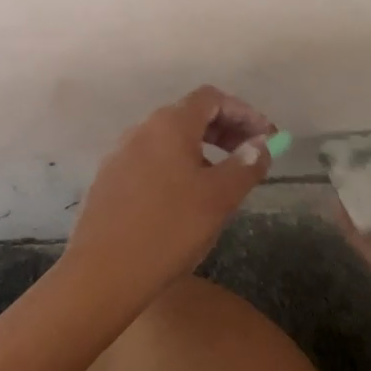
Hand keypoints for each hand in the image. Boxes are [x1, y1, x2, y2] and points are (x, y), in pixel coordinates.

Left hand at [64, 85, 277, 303]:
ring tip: (222, 180)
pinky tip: (185, 198)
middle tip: (250, 156)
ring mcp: (119, 155)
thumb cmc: (170, 229)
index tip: (266, 138)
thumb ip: (246, 165)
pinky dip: (177, 166)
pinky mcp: (109, 180)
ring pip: (169, 140)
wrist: (103, 272)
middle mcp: (140, 130)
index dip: (244, 112)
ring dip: (202, 149)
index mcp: (169, 125)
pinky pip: (151, 160)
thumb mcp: (220, 198)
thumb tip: (260, 145)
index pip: (211, 98)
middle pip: (189, 115)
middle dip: (225, 130)